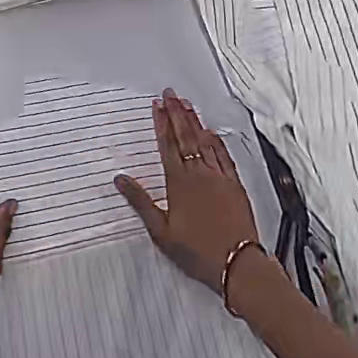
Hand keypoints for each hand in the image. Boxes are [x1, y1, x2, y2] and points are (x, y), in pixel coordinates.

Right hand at [113, 90, 262, 293]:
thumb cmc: (197, 250)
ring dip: (194, 121)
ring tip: (187, 104)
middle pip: (186, 137)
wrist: (237, 264)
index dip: (161, 123)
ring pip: (204, 142)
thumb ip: (140, 201)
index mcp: (179, 183)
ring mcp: (219, 178)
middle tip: (170, 94)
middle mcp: (199, 174)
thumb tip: (120, 179)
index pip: (168, 145)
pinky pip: (224, 156)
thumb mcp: (160, 230)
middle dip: (176, 113)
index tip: (157, 106)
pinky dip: (216, 142)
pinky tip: (211, 132)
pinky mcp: (235, 185)